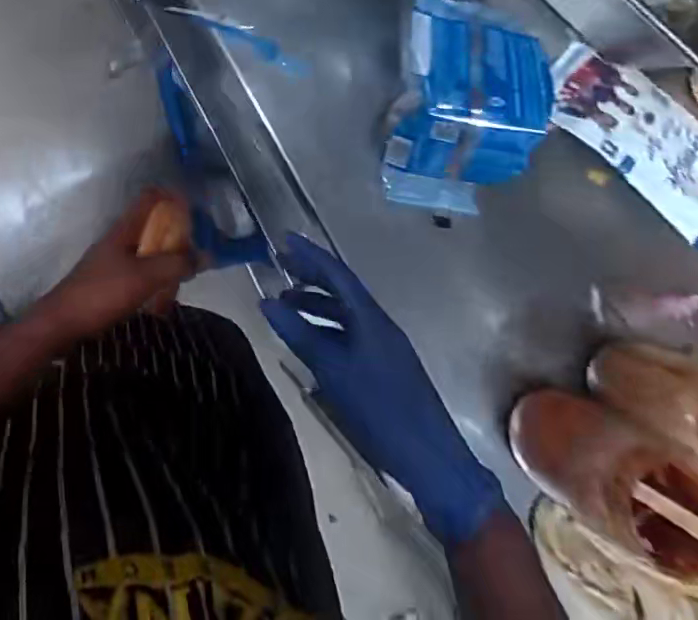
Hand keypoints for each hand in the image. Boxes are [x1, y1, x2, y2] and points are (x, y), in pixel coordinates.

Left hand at [28, 188, 197, 344]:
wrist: (62, 322)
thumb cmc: (102, 292)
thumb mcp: (144, 277)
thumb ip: (175, 264)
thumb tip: (205, 255)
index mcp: (125, 228)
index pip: (150, 198)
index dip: (172, 197)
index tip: (196, 211)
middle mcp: (119, 239)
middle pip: (152, 225)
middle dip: (176, 235)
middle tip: (198, 253)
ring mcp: (113, 259)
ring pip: (147, 250)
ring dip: (167, 260)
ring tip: (185, 277)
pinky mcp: (110, 280)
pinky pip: (140, 271)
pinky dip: (155, 278)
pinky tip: (163, 297)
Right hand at [260, 233, 507, 547]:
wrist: (431, 458)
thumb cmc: (380, 409)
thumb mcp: (333, 370)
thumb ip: (299, 334)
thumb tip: (266, 302)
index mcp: (371, 319)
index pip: (337, 274)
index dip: (310, 255)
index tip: (284, 239)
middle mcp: (379, 325)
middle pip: (342, 289)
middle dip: (311, 274)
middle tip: (280, 265)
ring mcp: (384, 346)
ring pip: (345, 313)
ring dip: (316, 303)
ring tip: (285, 305)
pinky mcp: (385, 366)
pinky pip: (350, 333)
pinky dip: (326, 328)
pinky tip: (309, 340)